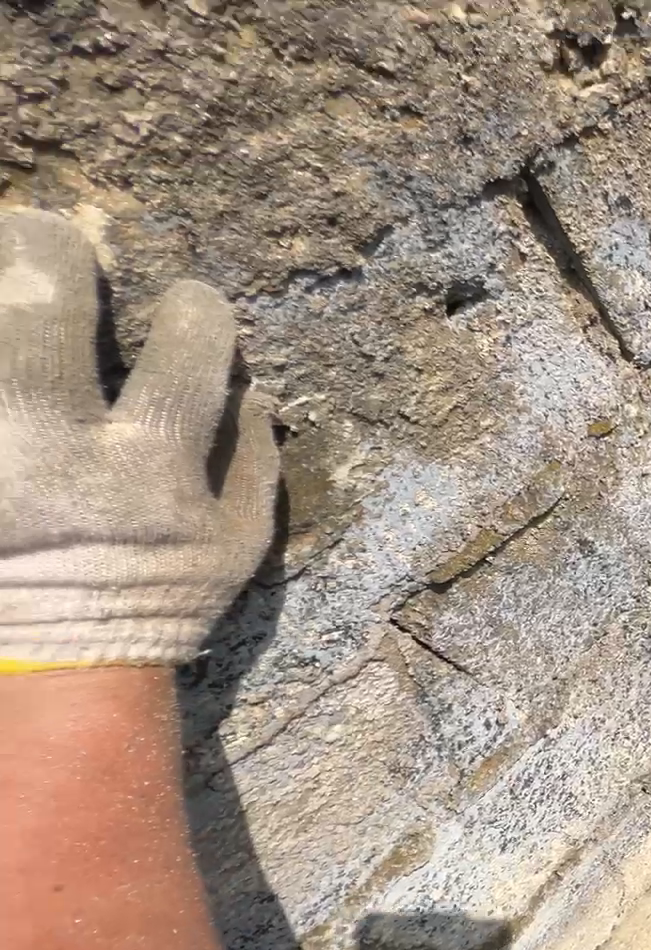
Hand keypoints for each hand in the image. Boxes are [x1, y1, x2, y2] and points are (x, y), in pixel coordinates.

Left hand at [0, 209, 277, 668]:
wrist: (44, 662)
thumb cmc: (161, 595)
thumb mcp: (241, 539)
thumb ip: (251, 462)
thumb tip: (257, 390)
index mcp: (147, 469)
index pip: (183, 363)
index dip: (195, 317)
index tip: (196, 299)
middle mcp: (48, 449)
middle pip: (39, 321)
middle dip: (51, 261)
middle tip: (52, 232)